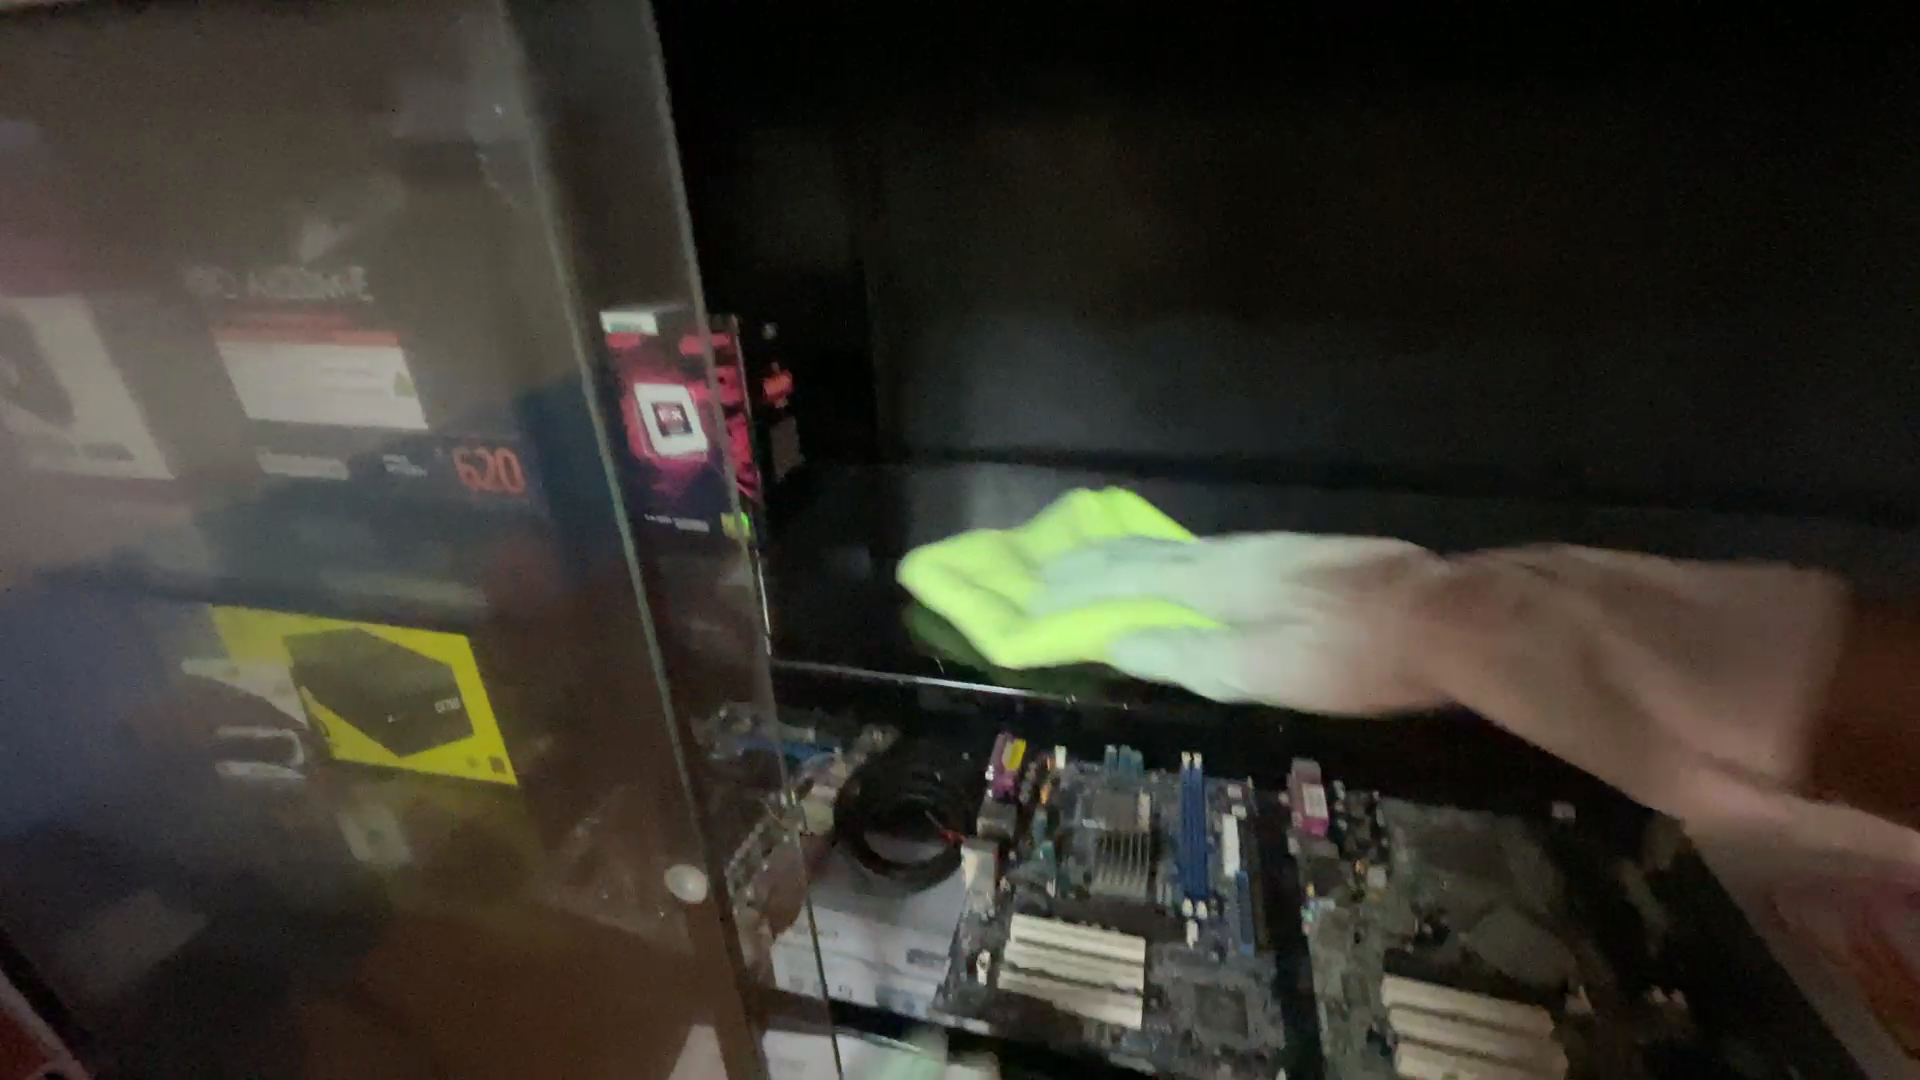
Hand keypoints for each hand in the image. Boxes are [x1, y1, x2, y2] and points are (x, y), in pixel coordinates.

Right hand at [1031, 533, 1445, 714]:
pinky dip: (1160, 557)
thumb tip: (1116, 642)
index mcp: (1210, 579)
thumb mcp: (1261, 670)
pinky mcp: (1284, 554)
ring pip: (1170, 545)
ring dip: (1121, 555)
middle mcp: (1225, 552)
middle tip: (1043, 569)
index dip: (1073, 589)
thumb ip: (1184, 655)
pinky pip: (1198, 549)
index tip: (1031, 595)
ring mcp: (1258, 548)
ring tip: (1091, 560)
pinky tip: (1170, 566)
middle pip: (1140, 551)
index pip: (1122, 579)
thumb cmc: (1350, 654)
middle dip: (1086, 562)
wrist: (1448, 615)